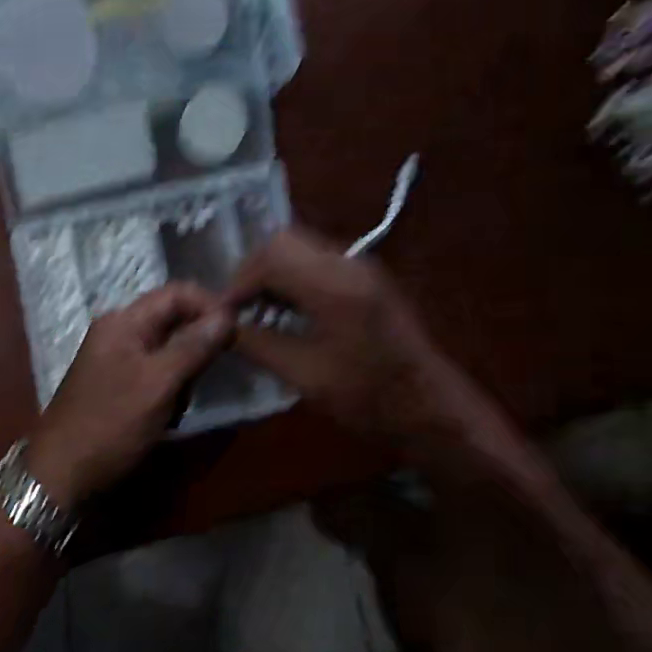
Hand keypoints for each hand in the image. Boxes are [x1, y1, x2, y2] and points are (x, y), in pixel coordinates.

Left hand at [26, 283, 232, 507]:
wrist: (62, 472)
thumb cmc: (110, 424)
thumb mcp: (158, 384)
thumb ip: (192, 346)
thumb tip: (227, 314)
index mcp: (123, 321)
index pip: (177, 293)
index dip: (211, 305)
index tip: (239, 332)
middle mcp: (119, 332)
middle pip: (174, 320)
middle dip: (198, 345)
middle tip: (214, 374)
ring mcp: (117, 358)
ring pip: (169, 350)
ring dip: (185, 374)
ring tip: (181, 404)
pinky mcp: (120, 384)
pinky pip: (157, 374)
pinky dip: (170, 391)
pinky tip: (168, 416)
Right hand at [228, 226, 463, 438]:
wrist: (433, 410)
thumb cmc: (368, 398)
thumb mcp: (304, 375)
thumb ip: (256, 342)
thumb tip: (217, 326)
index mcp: (335, 285)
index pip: (270, 255)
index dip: (238, 280)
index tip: (222, 313)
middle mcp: (349, 264)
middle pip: (283, 240)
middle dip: (251, 270)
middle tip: (236, 308)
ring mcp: (361, 268)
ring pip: (299, 247)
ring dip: (270, 272)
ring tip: (254, 310)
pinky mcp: (366, 280)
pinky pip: (316, 261)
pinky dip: (290, 277)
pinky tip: (283, 311)